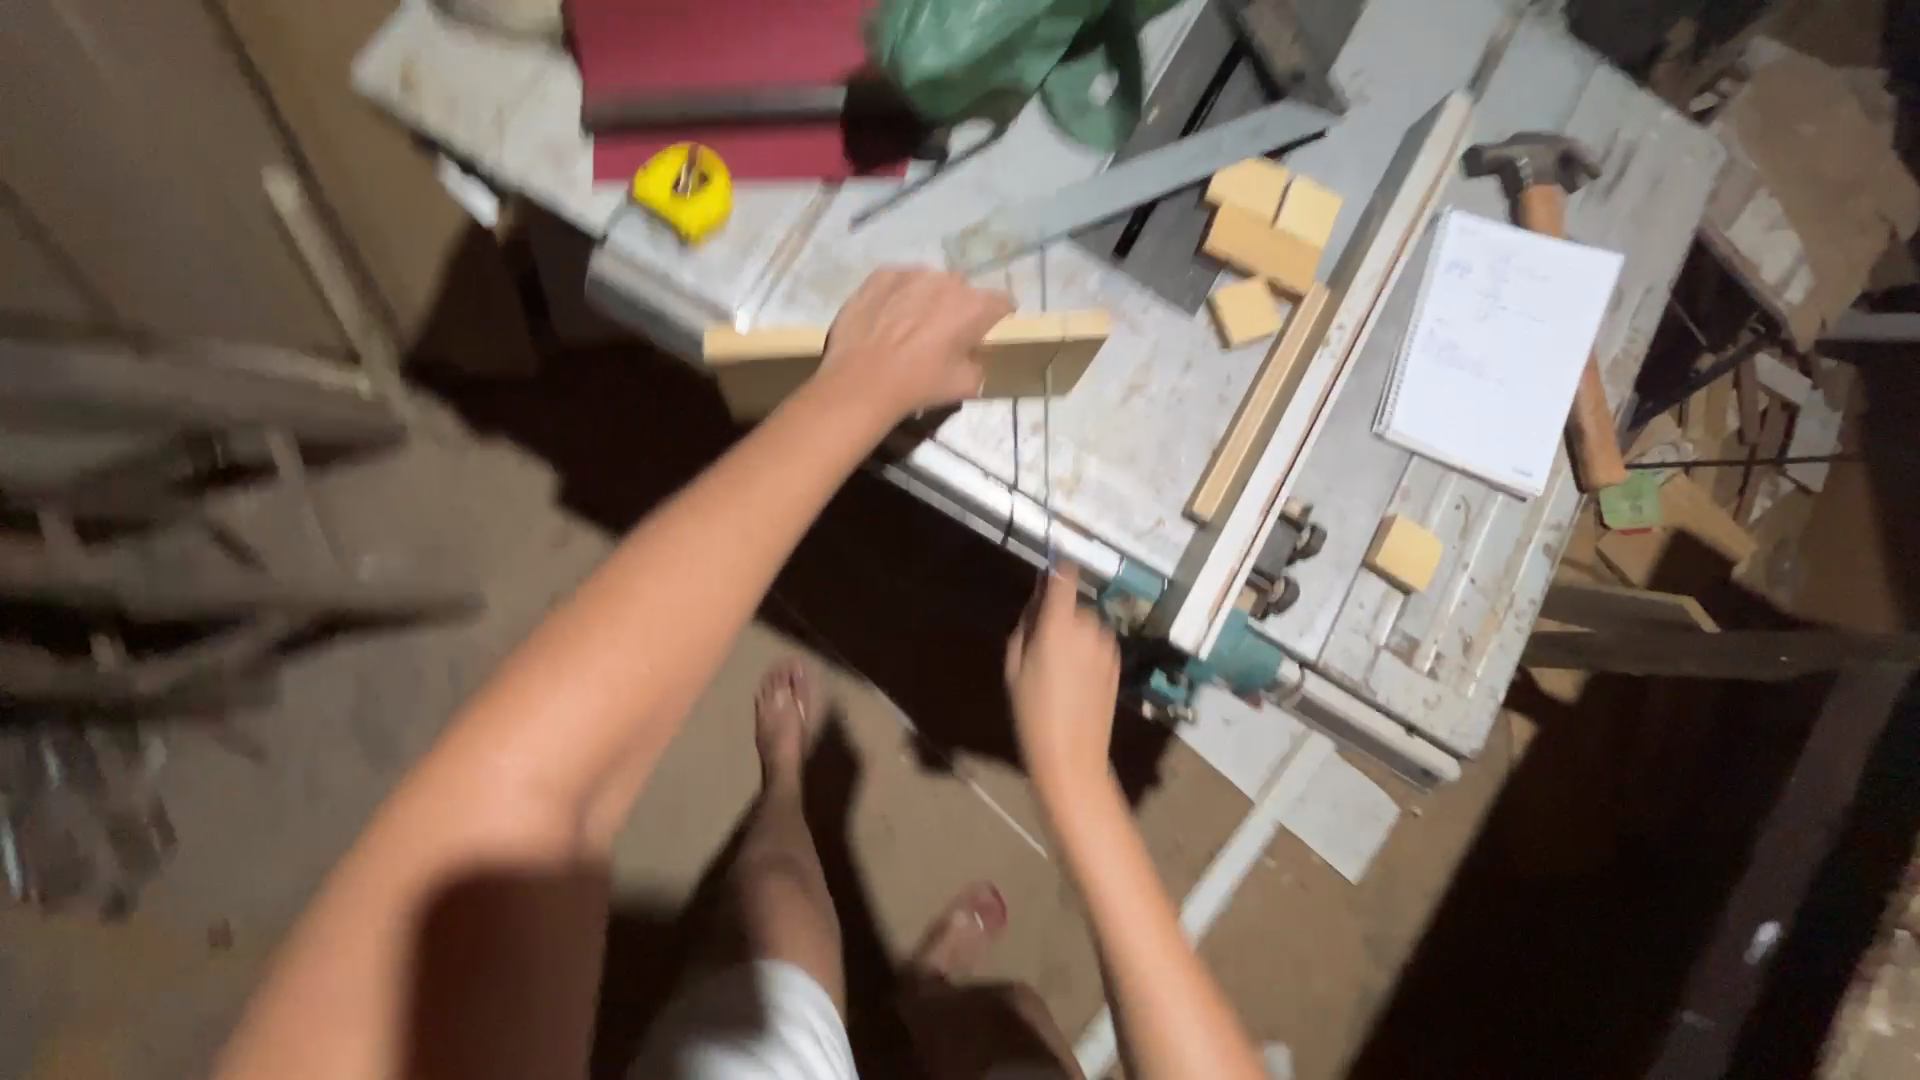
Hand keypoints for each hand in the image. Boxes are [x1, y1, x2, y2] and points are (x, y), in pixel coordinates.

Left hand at [816, 267, 1013, 418]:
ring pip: (931, 282)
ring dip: (929, 299)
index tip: (989, 332)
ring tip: (911, 326)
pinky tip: (888, 318)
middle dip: (960, 309)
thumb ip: (981, 363)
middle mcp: (947, 280)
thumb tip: (976, 354)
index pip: (1003, 303)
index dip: (999, 318)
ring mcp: (912, 273)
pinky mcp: (882, 275)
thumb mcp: (967, 386)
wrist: (862, 381)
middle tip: (944, 335)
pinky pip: (901, 280)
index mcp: (974, 307)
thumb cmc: (919, 385)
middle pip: (964, 291)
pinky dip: (900, 295)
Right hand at [1004, 565, 1120, 795]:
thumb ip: (1026, 626)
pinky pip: (1098, 642)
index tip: (1054, 556)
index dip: (1060, 564)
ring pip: (1086, 624)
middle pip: (1072, 604)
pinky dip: (1087, 647)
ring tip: (1057, 666)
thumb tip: (1037, 603)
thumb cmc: (1032, 713)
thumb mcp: (1014, 667)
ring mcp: (1108, 645)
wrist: (1072, 756)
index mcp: (1059, 625)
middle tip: (1039, 642)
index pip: (1064, 578)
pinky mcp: (1118, 662)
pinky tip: (1076, 677)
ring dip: (1074, 631)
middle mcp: (1089, 628)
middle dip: (1058, 613)